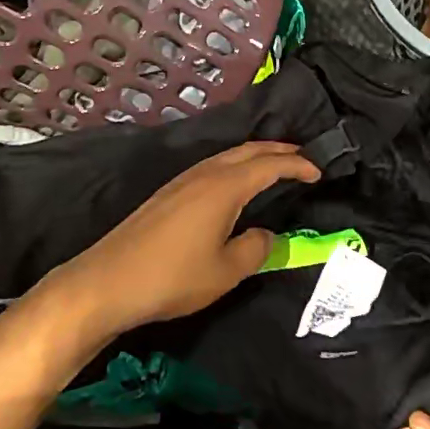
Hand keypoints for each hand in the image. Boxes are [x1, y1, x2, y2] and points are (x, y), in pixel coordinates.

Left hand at [36, 142, 321, 339]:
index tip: (319, 170)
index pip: (268, 165)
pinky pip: (212, 166)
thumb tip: (265, 234)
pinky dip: (234, 166)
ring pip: (227, 156)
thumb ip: (255, 249)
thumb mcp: (225, 271)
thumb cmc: (173, 276)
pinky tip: (233, 183)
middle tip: (302, 157)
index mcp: (224, 186)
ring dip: (254, 156)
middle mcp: (204, 173)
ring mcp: (183, 180)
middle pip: (247, 150)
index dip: (296, 165)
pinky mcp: (169, 192)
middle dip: (277, 150)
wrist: (110, 278)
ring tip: (273, 165)